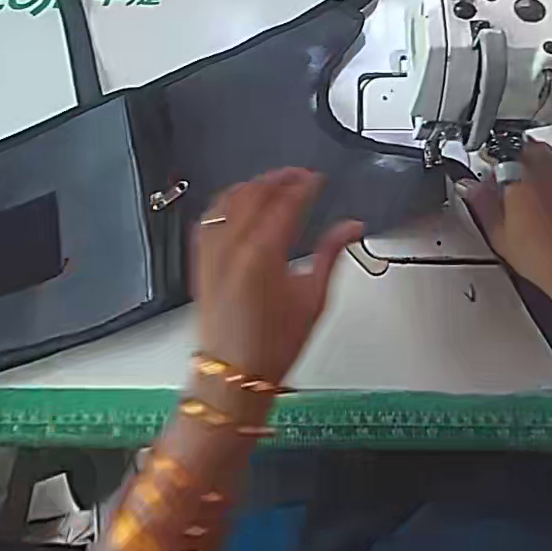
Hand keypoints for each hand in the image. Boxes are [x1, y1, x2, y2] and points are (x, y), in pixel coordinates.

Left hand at [192, 168, 362, 382]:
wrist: (232, 376)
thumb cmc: (271, 346)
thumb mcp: (313, 298)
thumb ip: (331, 253)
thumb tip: (350, 227)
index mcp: (265, 252)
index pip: (287, 200)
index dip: (305, 184)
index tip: (316, 178)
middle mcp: (234, 246)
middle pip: (257, 192)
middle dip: (281, 177)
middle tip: (299, 175)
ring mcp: (213, 251)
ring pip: (230, 198)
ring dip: (254, 184)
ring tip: (273, 182)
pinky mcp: (201, 259)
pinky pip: (209, 215)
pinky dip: (226, 201)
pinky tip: (238, 201)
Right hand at [458, 140, 551, 341]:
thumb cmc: (546, 258)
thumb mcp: (498, 234)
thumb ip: (481, 203)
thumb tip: (470, 187)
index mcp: (520, 174)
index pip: (499, 150)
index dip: (488, 160)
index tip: (484, 171)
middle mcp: (545, 169)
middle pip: (524, 146)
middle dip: (510, 154)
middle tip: (500, 172)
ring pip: (544, 155)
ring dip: (530, 162)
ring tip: (520, 186)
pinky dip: (547, 177)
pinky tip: (541, 200)